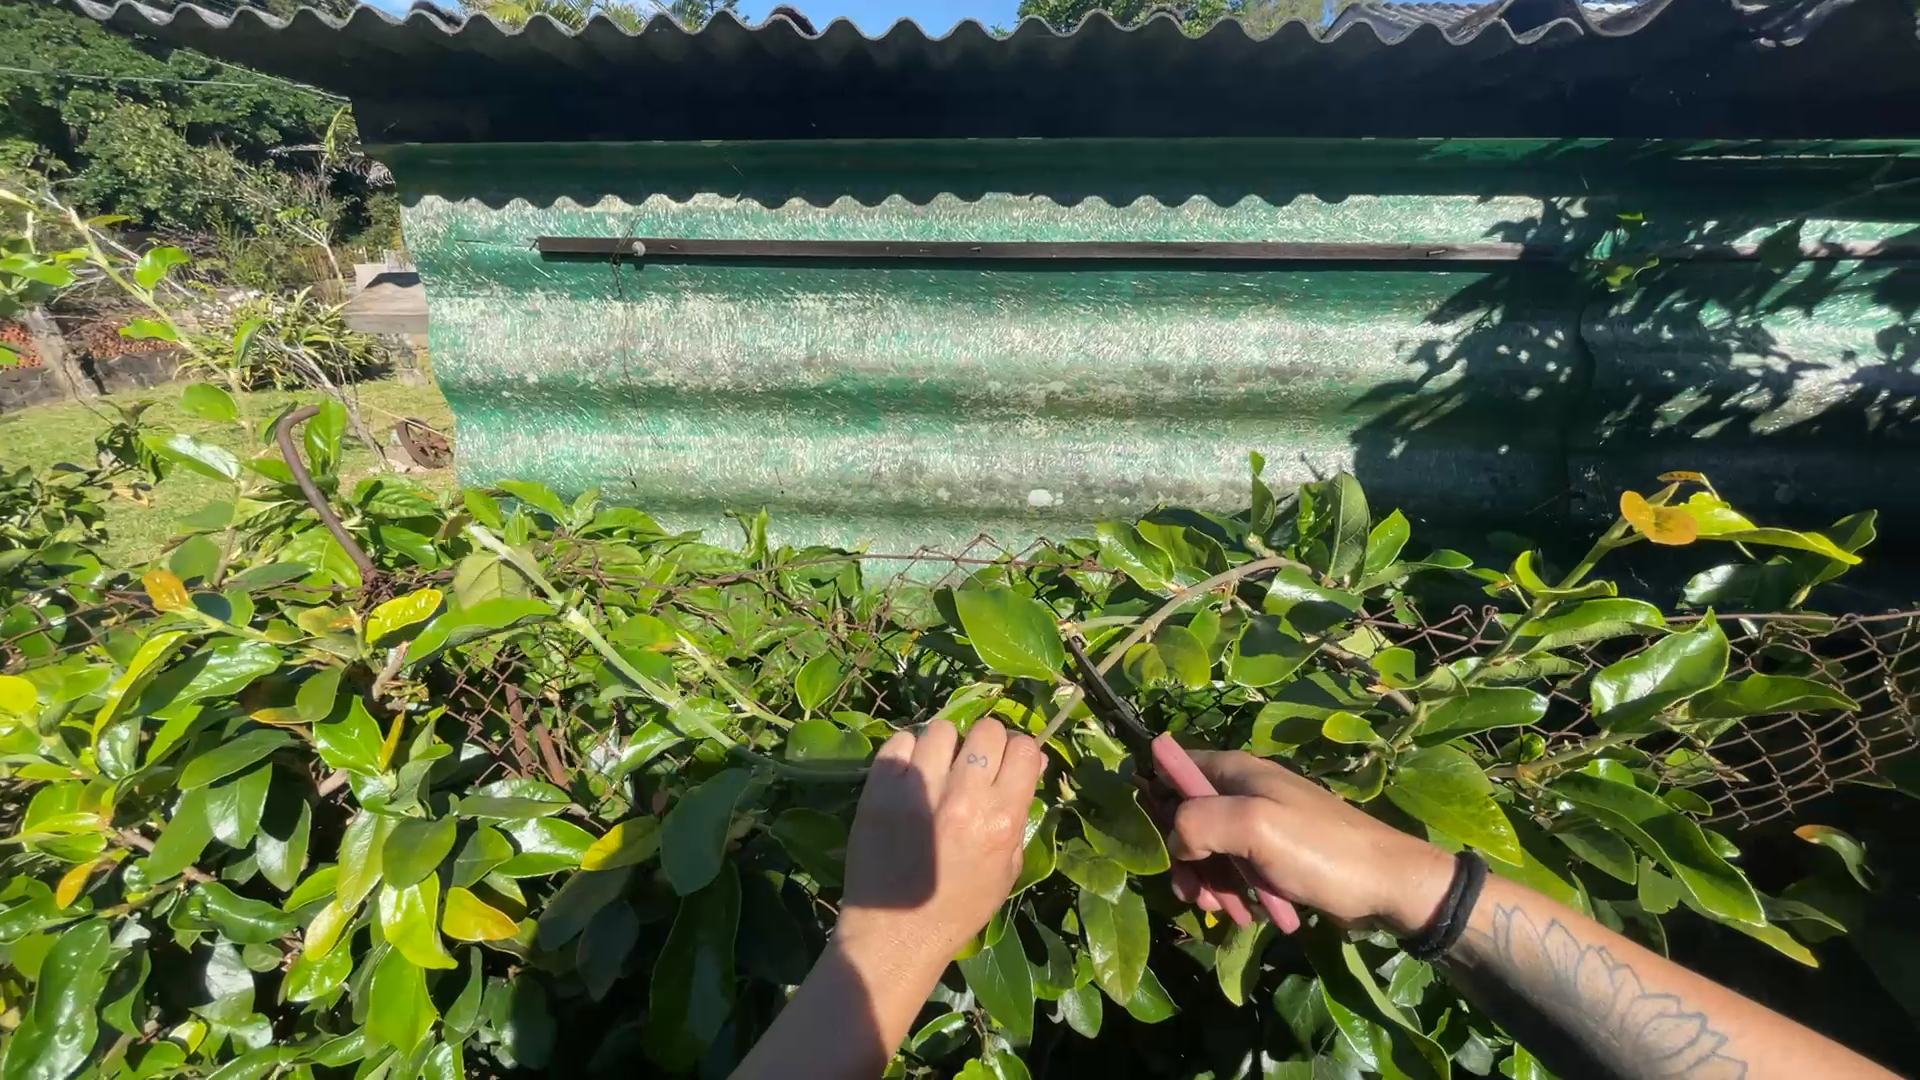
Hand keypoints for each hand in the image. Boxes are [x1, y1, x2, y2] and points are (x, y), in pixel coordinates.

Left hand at [834, 717, 1045, 983]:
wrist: (895, 934)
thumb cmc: (959, 908)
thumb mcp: (1007, 868)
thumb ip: (1021, 810)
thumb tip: (1033, 760)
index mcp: (1001, 819)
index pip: (1024, 749)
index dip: (1018, 750)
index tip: (1006, 761)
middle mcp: (964, 797)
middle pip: (986, 730)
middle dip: (984, 742)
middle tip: (972, 764)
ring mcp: (919, 789)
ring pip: (942, 729)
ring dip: (944, 745)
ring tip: (937, 769)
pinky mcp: (881, 789)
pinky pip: (900, 742)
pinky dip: (907, 753)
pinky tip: (909, 775)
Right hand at [1166, 751, 1453, 935]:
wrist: (1390, 887)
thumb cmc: (1320, 849)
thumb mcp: (1253, 826)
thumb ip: (1198, 822)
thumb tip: (1173, 839)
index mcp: (1233, 769)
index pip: (1171, 768)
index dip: (1155, 799)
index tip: (1155, 840)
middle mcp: (1240, 789)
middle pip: (1185, 817)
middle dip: (1185, 857)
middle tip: (1195, 893)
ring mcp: (1257, 822)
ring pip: (1208, 849)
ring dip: (1210, 882)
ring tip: (1228, 912)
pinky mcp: (1272, 854)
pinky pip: (1234, 869)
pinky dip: (1235, 893)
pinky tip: (1250, 914)